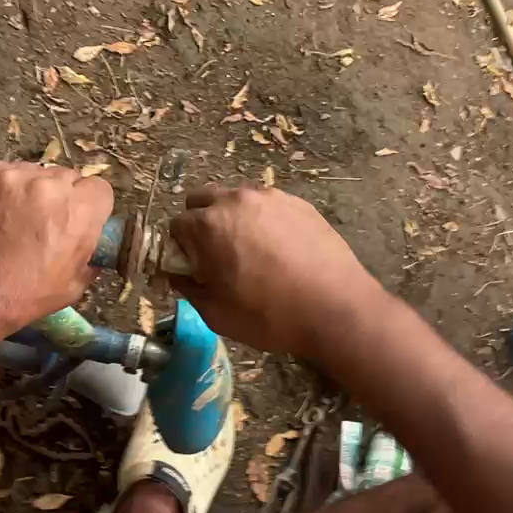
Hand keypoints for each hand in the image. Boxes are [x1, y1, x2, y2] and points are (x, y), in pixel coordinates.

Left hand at [0, 162, 113, 342]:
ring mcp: (7, 175)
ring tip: (3, 220)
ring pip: (27, 172)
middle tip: (35, 223)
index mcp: (78, 210)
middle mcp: (46, 183)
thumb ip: (87, 255)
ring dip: (22, 191)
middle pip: (63, 176)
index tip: (72, 221)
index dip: (87, 206)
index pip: (98, 189)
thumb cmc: (17, 300)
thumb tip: (88, 242)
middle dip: (55, 197)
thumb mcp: (71, 288)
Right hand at [166, 185, 387, 360]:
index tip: (194, 267)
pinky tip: (279, 249)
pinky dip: (263, 220)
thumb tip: (178, 275)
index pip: (176, 224)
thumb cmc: (269, 315)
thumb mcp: (216, 313)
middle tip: (216, 254)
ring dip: (232, 217)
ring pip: (235, 198)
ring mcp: (269, 197)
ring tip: (251, 251)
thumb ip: (189, 288)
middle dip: (200, 222)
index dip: (181, 247)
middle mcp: (234, 200)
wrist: (335, 308)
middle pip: (201, 199)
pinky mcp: (297, 202)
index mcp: (208, 225)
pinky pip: (267, 204)